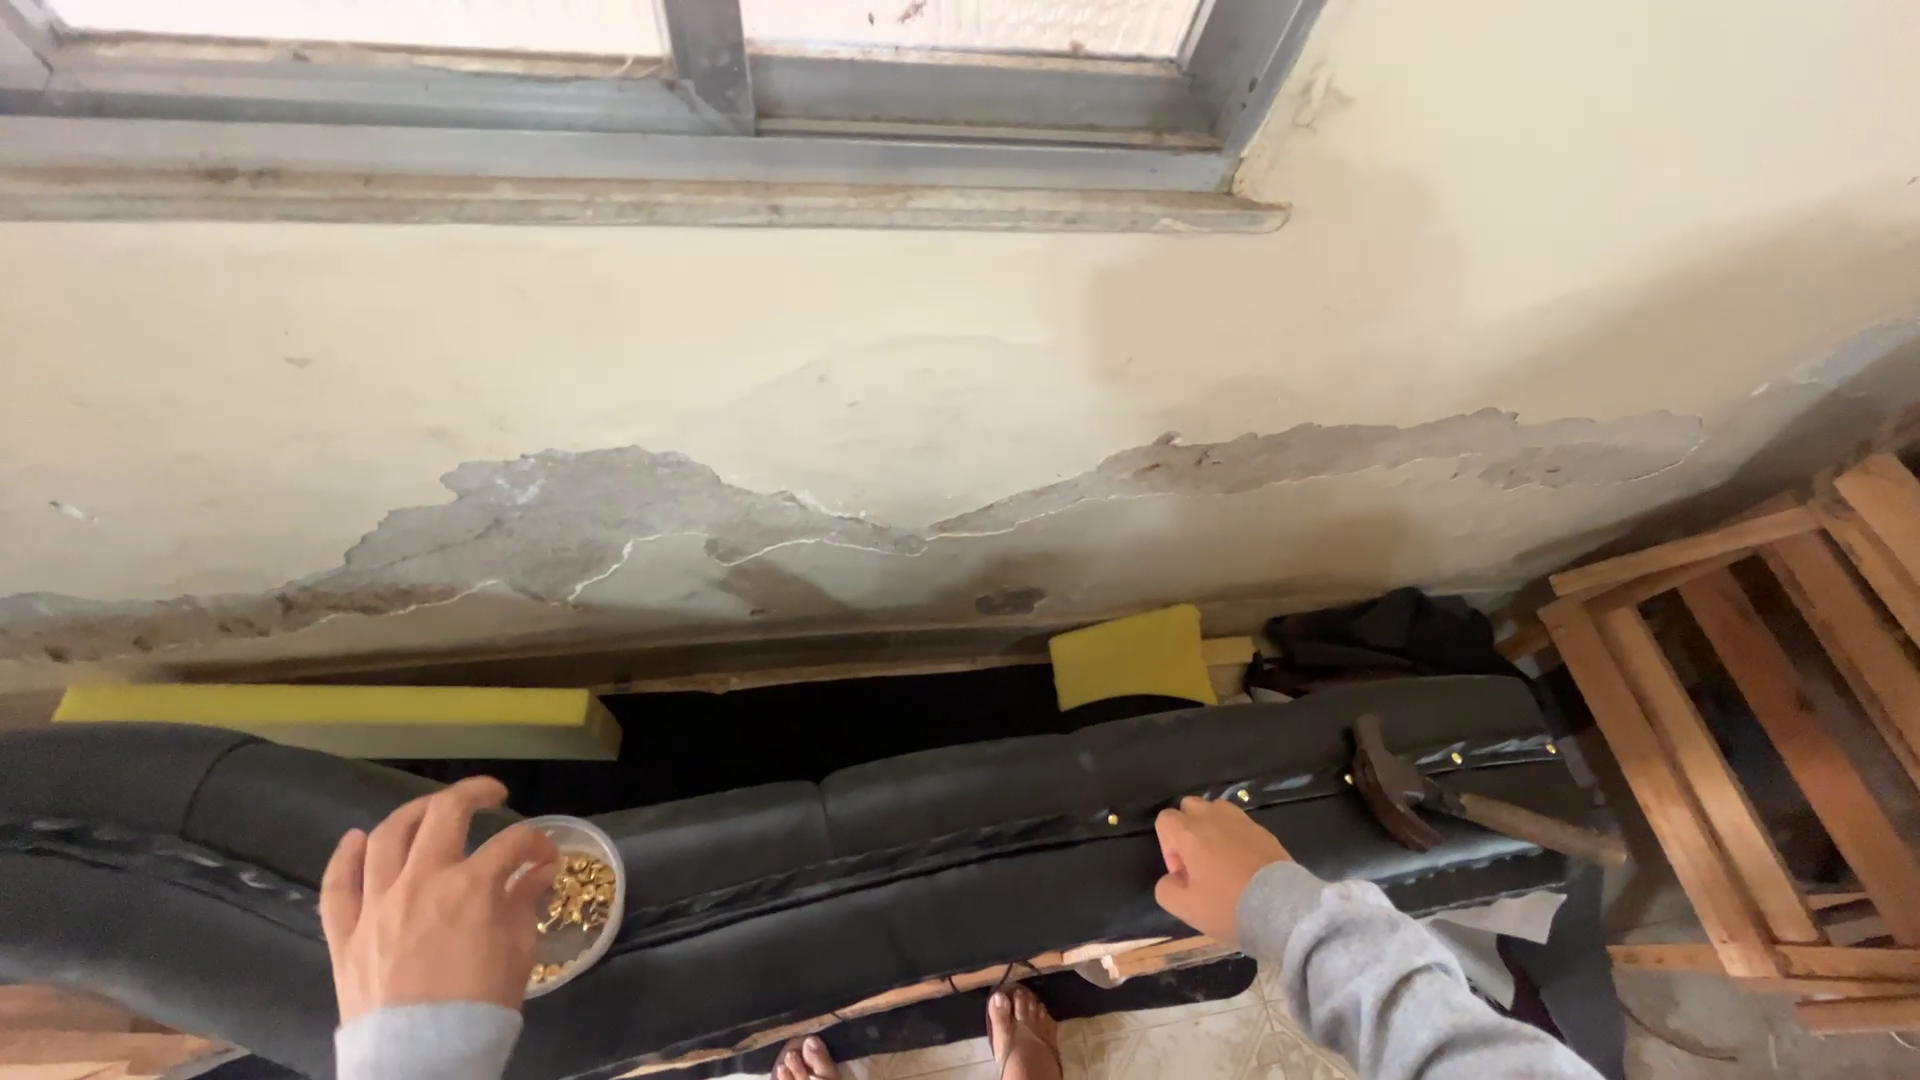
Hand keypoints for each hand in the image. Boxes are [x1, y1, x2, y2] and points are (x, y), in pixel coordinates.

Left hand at [319, 776, 560, 1024]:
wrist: (422, 1060)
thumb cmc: (481, 1003)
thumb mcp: (519, 947)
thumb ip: (525, 899)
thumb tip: (538, 870)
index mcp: (472, 886)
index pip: (514, 842)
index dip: (537, 843)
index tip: (546, 858)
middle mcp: (422, 882)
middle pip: (445, 814)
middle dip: (475, 793)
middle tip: (492, 795)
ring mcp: (377, 906)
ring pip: (386, 837)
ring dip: (413, 813)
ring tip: (433, 809)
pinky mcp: (345, 935)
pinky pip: (336, 887)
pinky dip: (344, 857)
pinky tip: (356, 838)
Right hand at [1153, 796, 1291, 943]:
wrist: (1282, 910)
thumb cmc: (1229, 906)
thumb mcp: (1186, 908)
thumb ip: (1166, 889)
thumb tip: (1172, 878)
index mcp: (1190, 833)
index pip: (1164, 820)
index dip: (1167, 846)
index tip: (1183, 874)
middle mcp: (1212, 818)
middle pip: (1189, 806)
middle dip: (1187, 829)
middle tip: (1199, 862)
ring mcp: (1241, 822)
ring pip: (1216, 809)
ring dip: (1212, 827)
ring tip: (1221, 857)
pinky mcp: (1264, 831)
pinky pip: (1240, 824)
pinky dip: (1236, 836)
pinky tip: (1245, 863)